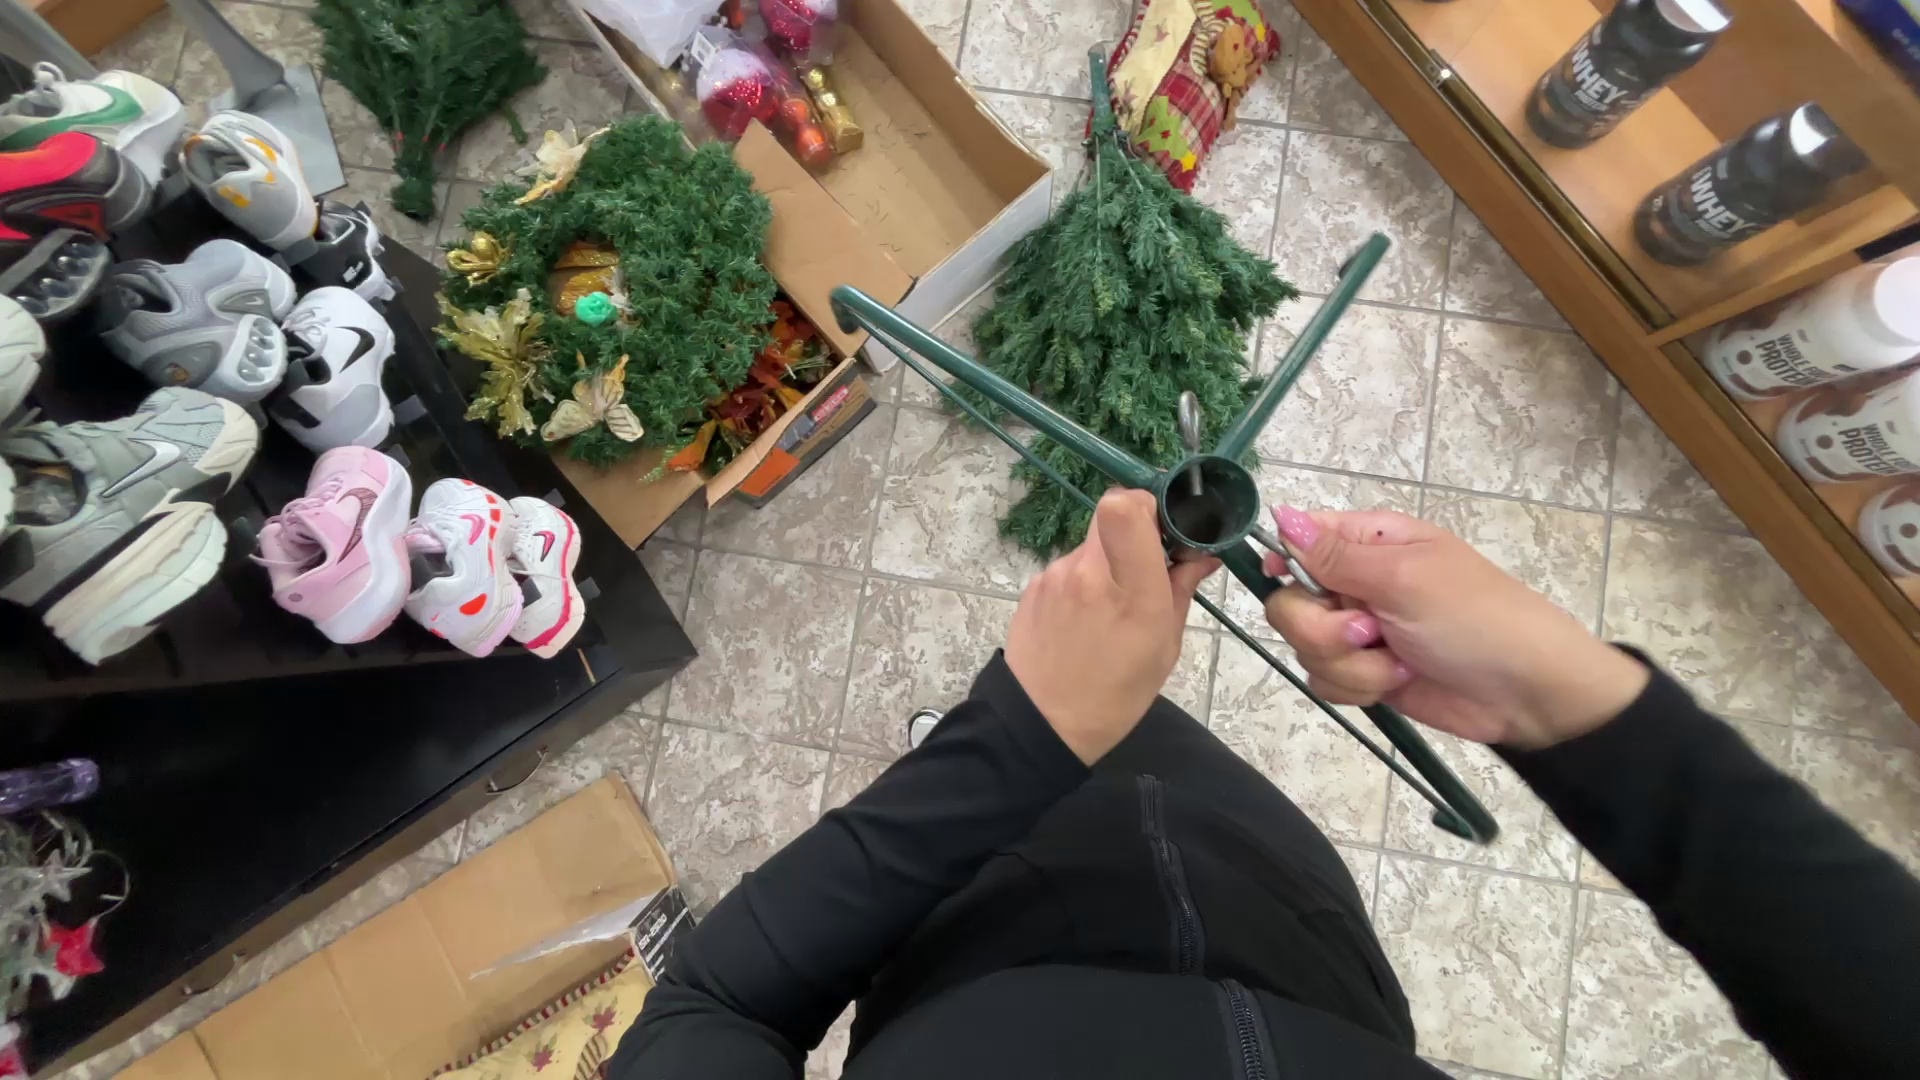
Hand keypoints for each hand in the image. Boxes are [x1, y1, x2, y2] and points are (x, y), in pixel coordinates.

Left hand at [1005, 489, 1218, 763]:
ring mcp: (1054, 575)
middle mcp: (1088, 572)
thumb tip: (1201, 554)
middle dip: (1134, 531)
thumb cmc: (1116, 695)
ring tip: (1108, 610)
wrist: (1041, 722)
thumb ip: (1181, 590)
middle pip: (1111, 515)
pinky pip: (1068, 568)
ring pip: (1090, 544)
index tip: (1163, 529)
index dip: (1148, 506)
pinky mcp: (1033, 585)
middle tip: (1144, 566)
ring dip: (1106, 563)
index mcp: (1131, 590)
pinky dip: (1081, 582)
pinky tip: (1081, 619)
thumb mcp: (1164, 648)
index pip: (1127, 506)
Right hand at [1261, 506, 1647, 749]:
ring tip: (1396, 662)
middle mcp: (1353, 582)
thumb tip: (1279, 512)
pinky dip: (1354, 686)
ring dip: (1347, 662)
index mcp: (1368, 543)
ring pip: (1301, 644)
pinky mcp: (1358, 671)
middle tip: (1368, 631)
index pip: (1297, 538)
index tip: (1284, 580)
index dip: (1282, 559)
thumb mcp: (1404, 578)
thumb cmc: (1476, 619)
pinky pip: (1321, 678)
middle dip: (1320, 627)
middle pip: (1287, 601)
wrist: (1529, 696)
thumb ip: (1334, 554)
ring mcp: (1354, 630)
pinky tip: (1393, 682)